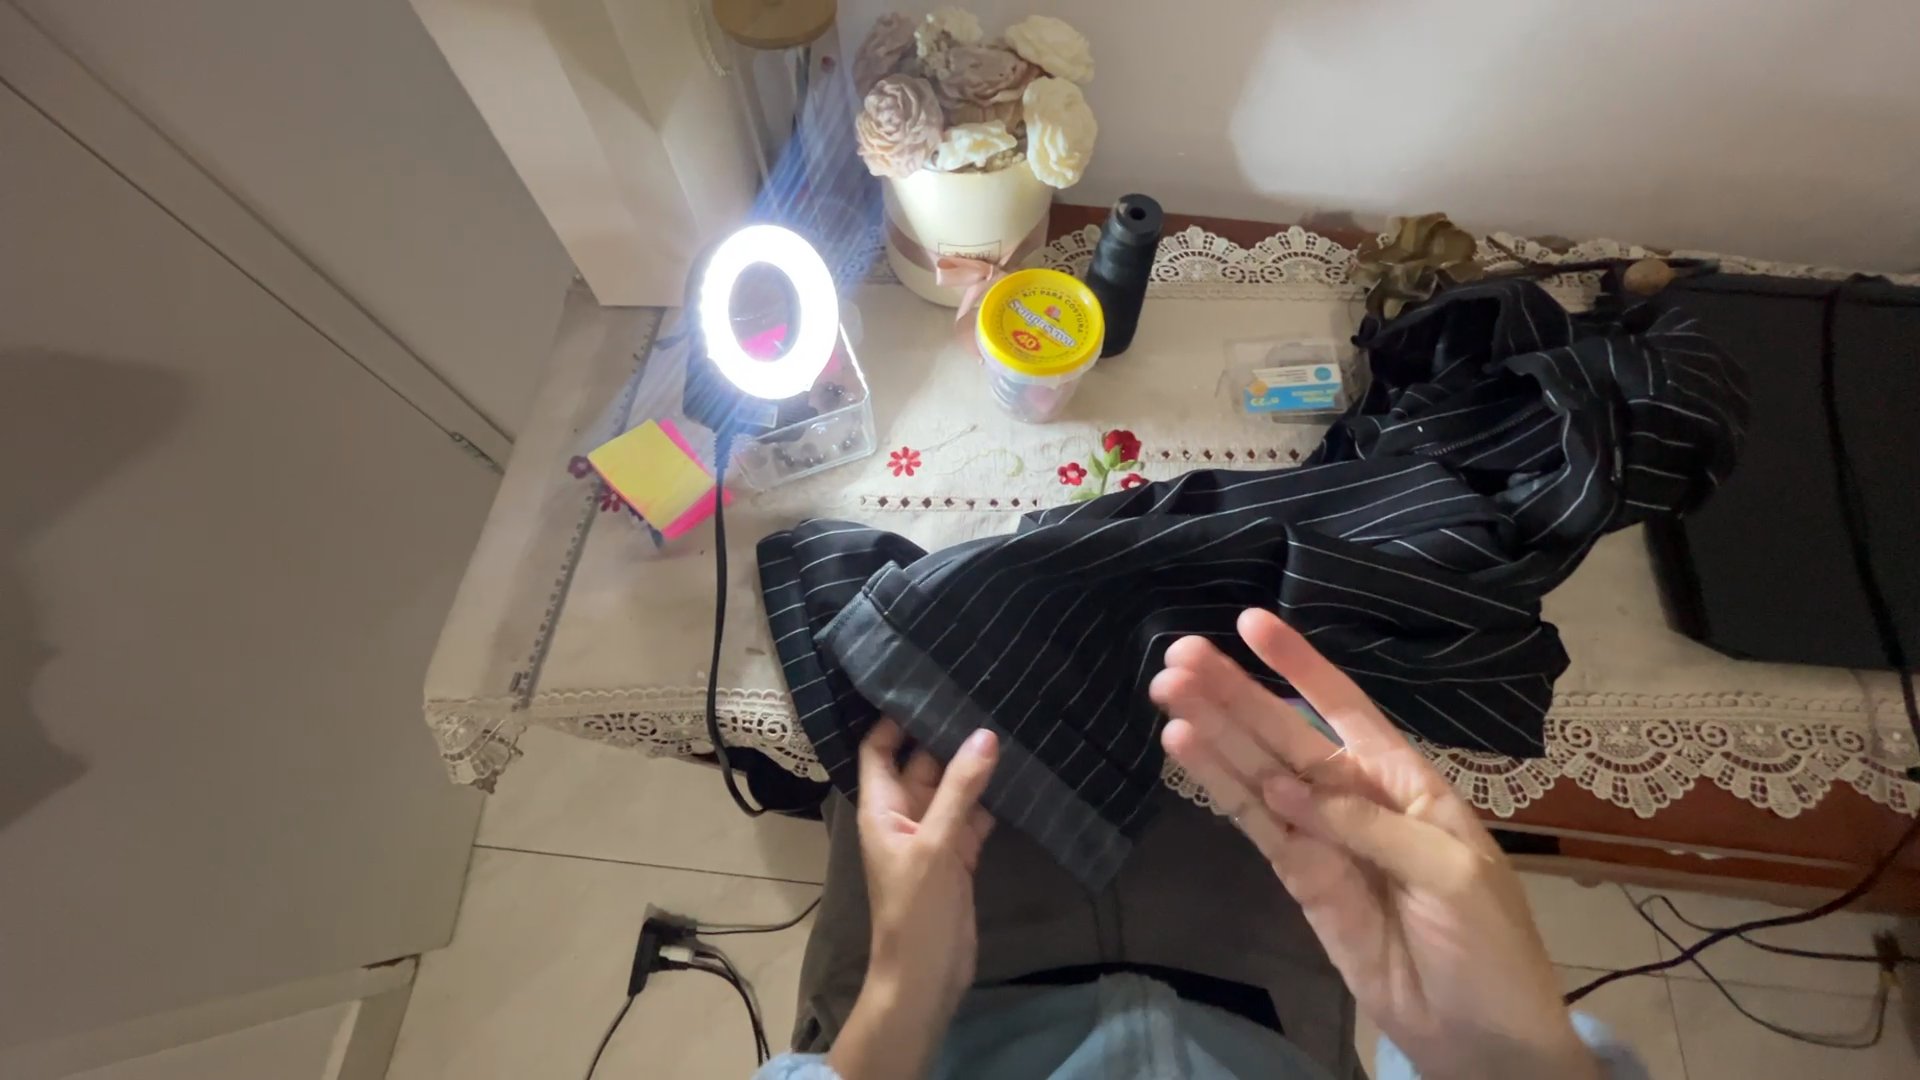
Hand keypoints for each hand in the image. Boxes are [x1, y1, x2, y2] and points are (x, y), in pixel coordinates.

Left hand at [828, 719, 997, 1079]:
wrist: (926, 980)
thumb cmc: (915, 911)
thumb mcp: (936, 845)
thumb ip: (959, 789)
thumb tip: (985, 734)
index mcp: (881, 807)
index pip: (878, 749)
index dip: (893, 719)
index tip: (923, 684)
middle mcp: (904, 813)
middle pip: (920, 761)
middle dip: (945, 734)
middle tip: (978, 694)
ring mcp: (932, 833)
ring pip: (951, 786)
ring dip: (971, 763)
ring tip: (1002, 720)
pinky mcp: (958, 852)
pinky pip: (972, 811)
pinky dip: (988, 794)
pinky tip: (1014, 770)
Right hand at [1150, 610, 1598, 1079]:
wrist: (1482, 1040)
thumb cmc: (1491, 946)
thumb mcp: (1453, 873)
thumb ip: (1370, 824)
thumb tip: (1284, 789)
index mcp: (1399, 775)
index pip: (1341, 705)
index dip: (1298, 663)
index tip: (1251, 621)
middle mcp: (1346, 790)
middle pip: (1279, 730)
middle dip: (1232, 690)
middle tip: (1179, 654)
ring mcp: (1312, 828)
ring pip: (1252, 766)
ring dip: (1210, 727)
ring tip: (1166, 689)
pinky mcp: (1290, 869)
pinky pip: (1249, 819)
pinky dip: (1216, 784)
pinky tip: (1183, 747)